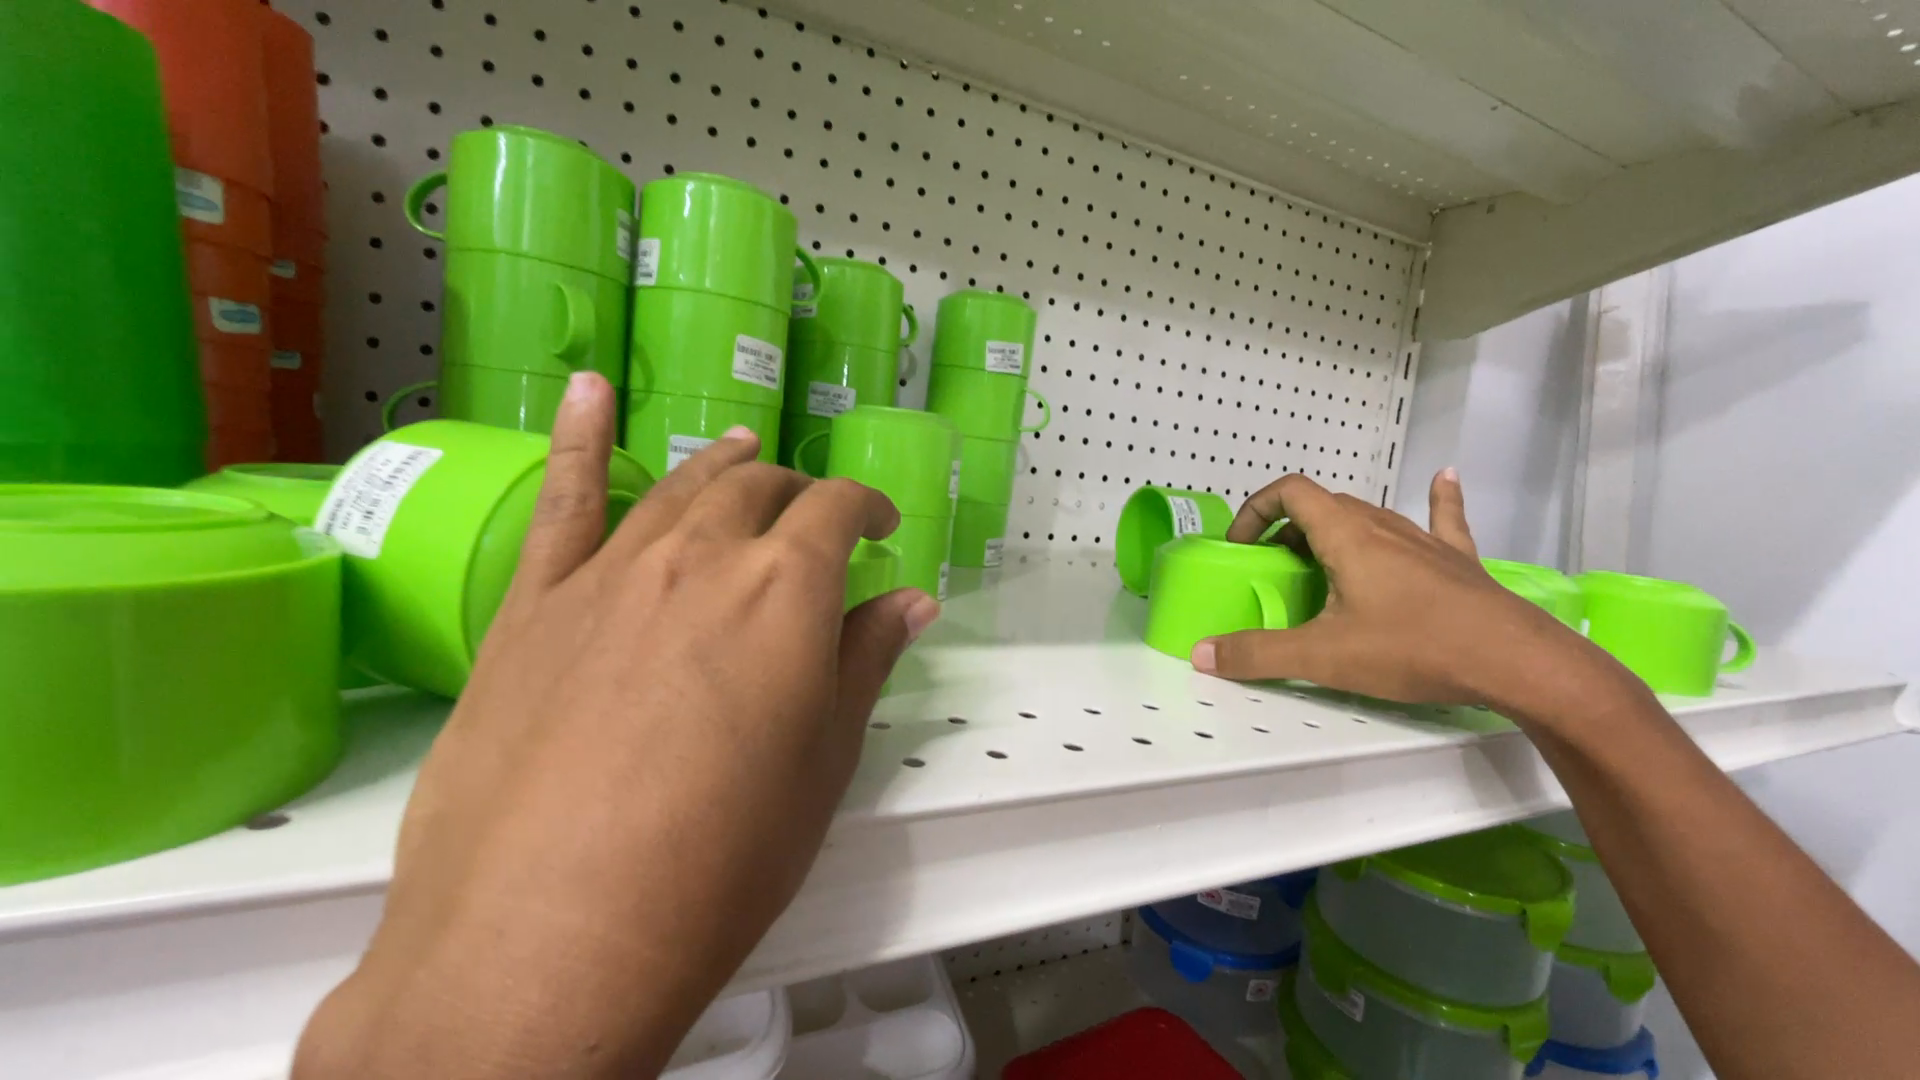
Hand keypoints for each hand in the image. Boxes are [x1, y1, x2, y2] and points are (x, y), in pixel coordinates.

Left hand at [295, 373, 941, 1079]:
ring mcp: (610, 572)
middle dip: (796, 496)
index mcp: (785, 590)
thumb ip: (864, 662)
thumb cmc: (718, 861)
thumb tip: (912, 601)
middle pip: (759, 489)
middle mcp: (701, 556)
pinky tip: (587, 392)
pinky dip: (579, 438)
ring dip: (722, 466)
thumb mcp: (821, 765)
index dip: (866, 510)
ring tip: (742, 453)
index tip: (879, 531)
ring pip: (680, 487)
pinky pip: (562, 500)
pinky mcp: (534, 604)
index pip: (837, 510)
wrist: (548, 937)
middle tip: (811, 523)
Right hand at [1192, 469, 1613, 708]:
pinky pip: (1443, 518)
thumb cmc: (1413, 648)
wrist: (1517, 662)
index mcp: (1346, 535)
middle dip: (1288, 529)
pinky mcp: (1459, 560)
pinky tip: (1445, 478)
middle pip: (1324, 506)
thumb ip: (1258, 654)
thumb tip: (1201, 654)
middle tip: (1276, 570)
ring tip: (1320, 555)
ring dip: (1336, 528)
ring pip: (1369, 516)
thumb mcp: (1323, 657)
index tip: (1243, 547)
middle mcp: (1383, 525)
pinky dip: (1438, 498)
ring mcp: (1426, 540)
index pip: (1289, 492)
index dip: (1256, 510)